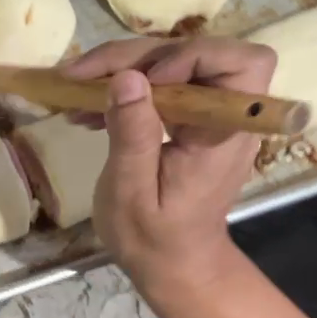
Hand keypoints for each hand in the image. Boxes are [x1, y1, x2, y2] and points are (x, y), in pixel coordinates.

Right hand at [61, 37, 274, 298]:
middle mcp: (226, 116)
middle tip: (82, 74)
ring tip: (76, 87)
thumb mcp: (131, 191)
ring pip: (176, 65)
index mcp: (224, 134)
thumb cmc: (151, 236)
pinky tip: (88, 107)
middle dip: (139, 56)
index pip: (240, 64)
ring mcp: (208, 117)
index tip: (137, 81)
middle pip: (200, 55)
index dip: (191, 57)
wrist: (171, 262)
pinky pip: (163, 88)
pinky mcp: (189, 122)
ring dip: (125, 68)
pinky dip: (125, 88)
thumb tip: (125, 79)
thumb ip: (133, 134)